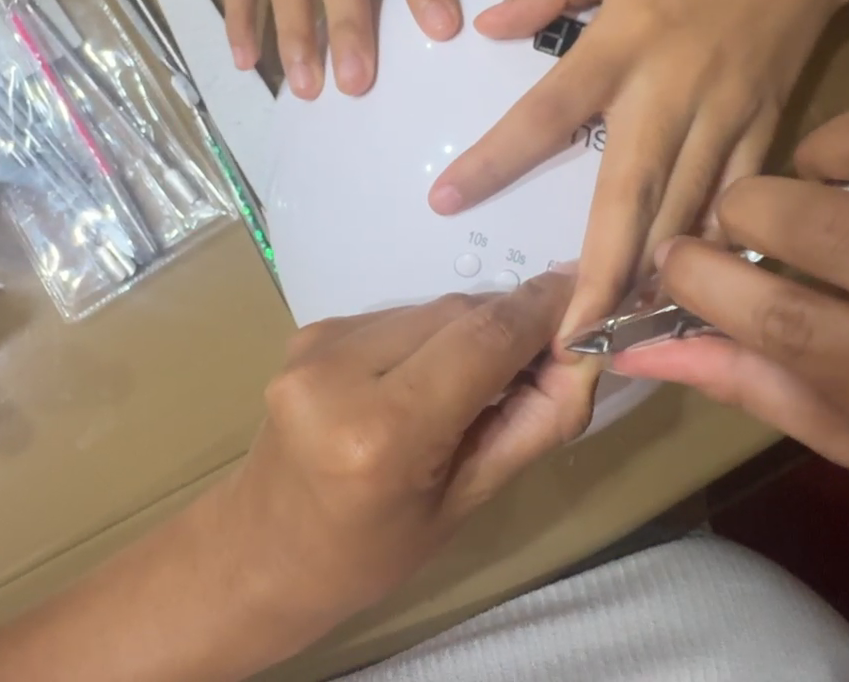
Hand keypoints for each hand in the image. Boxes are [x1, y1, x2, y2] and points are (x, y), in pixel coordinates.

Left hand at [204, 275, 596, 637]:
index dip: (543, 310)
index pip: (484, 339)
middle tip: (545, 356)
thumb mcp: (467, 502)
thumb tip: (581, 353)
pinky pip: (397, 315)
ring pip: (429, 308)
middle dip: (510, 325)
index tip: (586, 297)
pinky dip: (431, 335)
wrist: (262, 549)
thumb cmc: (371, 551)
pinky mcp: (309, 330)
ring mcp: (316, 343)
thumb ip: (535, 422)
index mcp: (380, 430)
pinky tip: (428, 376)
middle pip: (458, 313)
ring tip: (478, 382)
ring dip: (470, 330)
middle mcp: (338, 369)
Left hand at [428, 0, 848, 333]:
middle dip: (598, 272)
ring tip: (619, 337)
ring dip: (651, 278)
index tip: (447, 201)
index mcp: (623, 45)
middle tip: (566, 339)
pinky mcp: (766, 135)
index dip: (497, 158)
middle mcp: (671, 95)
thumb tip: (485, 26)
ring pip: (685, 211)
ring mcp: (725, 121)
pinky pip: (737, 204)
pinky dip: (713, 253)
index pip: (547, 111)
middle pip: (628, 192)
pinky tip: (690, 298)